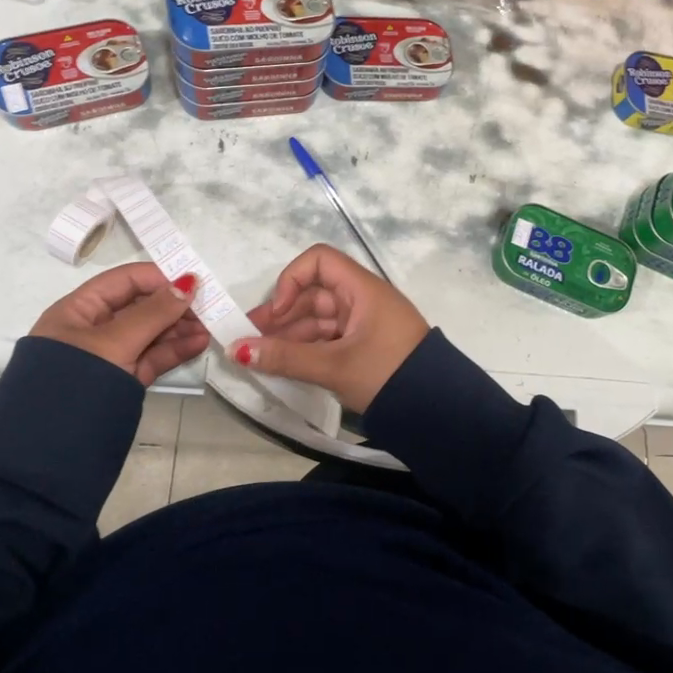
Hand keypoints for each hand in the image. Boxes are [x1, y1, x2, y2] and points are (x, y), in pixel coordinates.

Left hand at [30, 263, 206, 385]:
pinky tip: (199, 344)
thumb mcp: (115, 341)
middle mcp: (93, 329)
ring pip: (150, 333)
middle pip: (141, 306)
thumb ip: (154, 312)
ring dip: (180, 328)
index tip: (195, 283)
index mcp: (78, 309)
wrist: (53, 448)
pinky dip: (175, 350)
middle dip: (174, 305)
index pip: (125, 281)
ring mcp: (111, 356)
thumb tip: (189, 283)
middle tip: (209, 308)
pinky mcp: (125, 379)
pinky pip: (153, 357)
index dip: (159, 278)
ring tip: (210, 328)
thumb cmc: (78, 378)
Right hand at [233, 244, 428, 412]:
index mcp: (363, 290)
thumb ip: (284, 357)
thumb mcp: (334, 367)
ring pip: (318, 319)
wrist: (436, 411)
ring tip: (260, 358)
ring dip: (290, 335)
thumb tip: (235, 350)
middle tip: (249, 341)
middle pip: (314, 293)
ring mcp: (364, 324)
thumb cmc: (386, 375)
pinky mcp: (365, 347)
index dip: (292, 280)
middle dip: (281, 315)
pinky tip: (283, 365)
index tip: (277, 313)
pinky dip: (306, 349)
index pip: (319, 261)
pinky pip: (328, 338)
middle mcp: (363, 300)